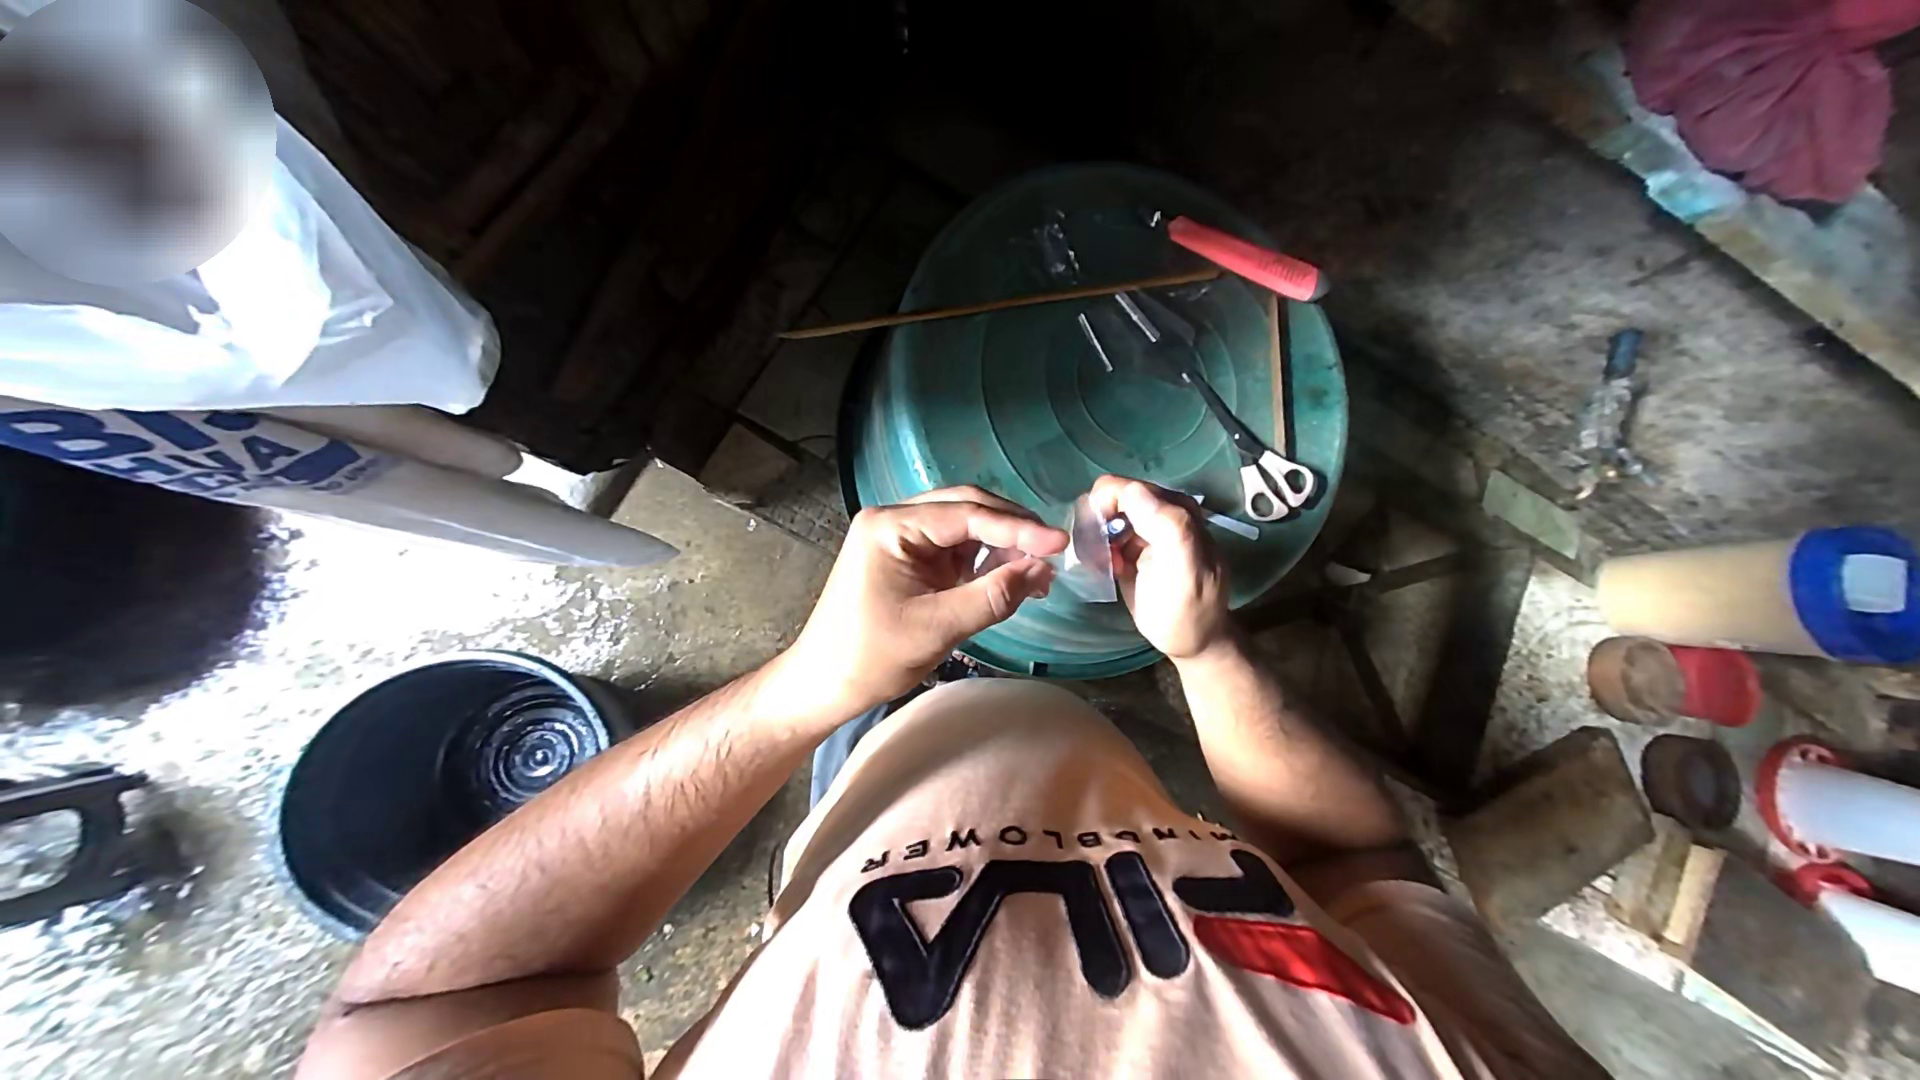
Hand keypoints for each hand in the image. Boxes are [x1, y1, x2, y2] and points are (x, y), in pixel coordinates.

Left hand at [782, 486, 1066, 715]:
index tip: (1060, 542)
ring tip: (1039, 569)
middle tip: (1054, 550)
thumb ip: (992, 596)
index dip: (1017, 527)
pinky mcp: (911, 558)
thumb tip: (1042, 570)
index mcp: (890, 526)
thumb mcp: (936, 628)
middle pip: (966, 508)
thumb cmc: (870, 657)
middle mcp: (894, 520)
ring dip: (1002, 544)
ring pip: (965, 526)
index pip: (965, 514)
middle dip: (1012, 528)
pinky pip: (956, 548)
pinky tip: (1011, 576)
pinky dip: (985, 560)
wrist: (825, 683)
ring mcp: (902, 538)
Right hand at [1087, 475, 1232, 660]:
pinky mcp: (1135, 542)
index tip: (1099, 544)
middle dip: (1097, 525)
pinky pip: (1105, 531)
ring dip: (1096, 539)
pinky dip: (1099, 547)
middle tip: (1101, 560)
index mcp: (1176, 509)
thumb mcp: (1185, 571)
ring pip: (1104, 514)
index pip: (1125, 489)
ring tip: (1105, 567)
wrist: (1193, 640)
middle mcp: (1161, 509)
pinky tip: (1110, 568)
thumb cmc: (1187, 611)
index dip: (1103, 511)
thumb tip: (1132, 490)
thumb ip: (1169, 527)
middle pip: (1110, 498)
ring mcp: (1147, 525)